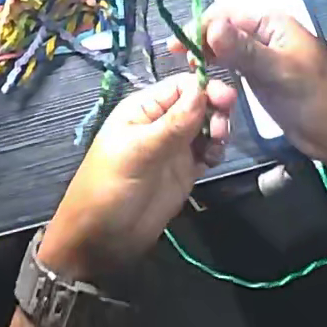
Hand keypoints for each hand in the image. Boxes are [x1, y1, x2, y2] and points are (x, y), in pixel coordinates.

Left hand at [39, 74, 236, 278]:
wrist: (99, 241)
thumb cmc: (109, 187)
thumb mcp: (139, 152)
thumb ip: (174, 124)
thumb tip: (202, 89)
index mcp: (144, 108)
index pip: (181, 85)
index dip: (206, 88)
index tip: (227, 99)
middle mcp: (162, 122)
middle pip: (198, 102)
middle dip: (216, 109)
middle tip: (221, 130)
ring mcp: (174, 147)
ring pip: (206, 125)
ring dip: (219, 130)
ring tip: (217, 147)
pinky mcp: (184, 170)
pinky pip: (208, 151)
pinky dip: (216, 151)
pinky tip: (214, 160)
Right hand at [174, 4, 326, 164]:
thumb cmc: (315, 99)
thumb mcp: (278, 72)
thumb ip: (244, 50)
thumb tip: (210, 26)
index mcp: (272, 22)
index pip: (226, 13)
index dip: (200, 26)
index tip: (178, 47)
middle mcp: (265, 33)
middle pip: (224, 28)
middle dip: (201, 40)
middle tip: (180, 62)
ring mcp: (262, 55)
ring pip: (226, 47)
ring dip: (208, 56)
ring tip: (192, 73)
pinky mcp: (261, 76)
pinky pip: (233, 65)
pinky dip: (218, 69)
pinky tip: (206, 81)